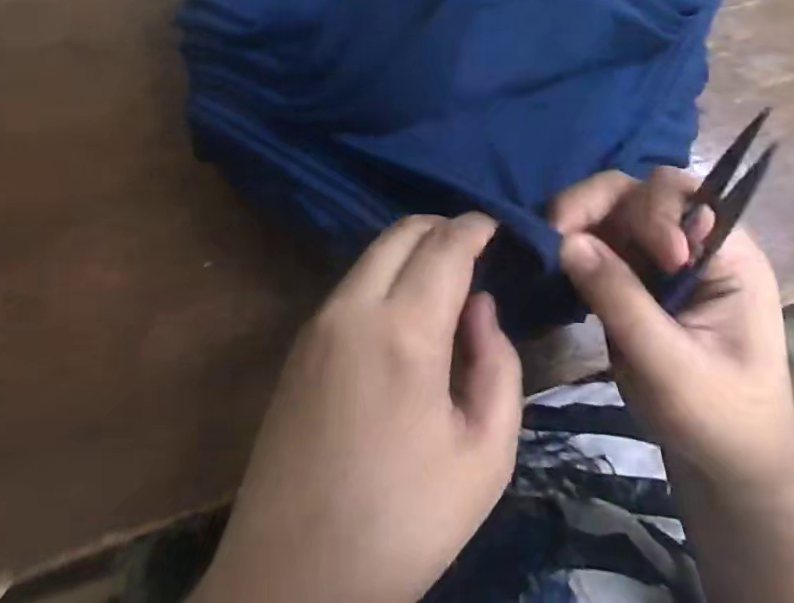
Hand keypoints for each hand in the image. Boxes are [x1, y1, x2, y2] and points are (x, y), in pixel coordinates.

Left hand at [191, 213, 523, 602]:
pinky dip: (385, 275)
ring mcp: (317, 325)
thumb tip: (480, 306)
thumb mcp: (486, 457)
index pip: (446, 245)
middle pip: (402, 232)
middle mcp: (354, 309)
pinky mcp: (298, 346)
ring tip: (447, 281)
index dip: (477, 226)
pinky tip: (405, 313)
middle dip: (444, 227)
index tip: (501, 227)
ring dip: (412, 250)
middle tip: (478, 250)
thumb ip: (497, 365)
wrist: (292, 580)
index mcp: (405, 331)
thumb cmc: (404, 523)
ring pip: (372, 254)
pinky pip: (351, 284)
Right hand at [551, 168, 793, 490]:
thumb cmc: (718, 417)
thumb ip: (622, 302)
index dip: (651, 211)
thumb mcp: (672, 368)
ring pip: (614, 211)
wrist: (726, 462)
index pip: (684, 194)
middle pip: (640, 193)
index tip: (635, 258)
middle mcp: (695, 240)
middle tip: (557, 234)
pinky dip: (577, 244)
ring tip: (552, 248)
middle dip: (597, 204)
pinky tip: (559, 263)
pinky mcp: (638, 274)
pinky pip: (602, 240)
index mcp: (728, 253)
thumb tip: (566, 240)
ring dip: (580, 220)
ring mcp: (663, 255)